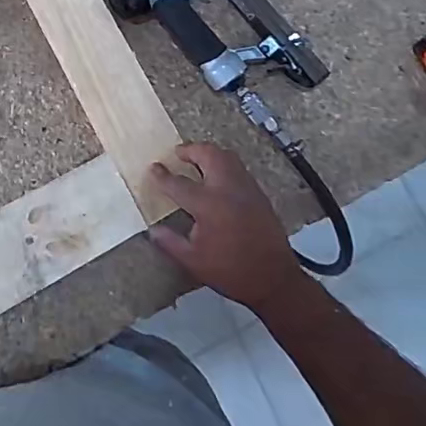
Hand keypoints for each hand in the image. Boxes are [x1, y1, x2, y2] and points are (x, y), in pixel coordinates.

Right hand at [148, 143, 309, 311]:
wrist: (273, 276)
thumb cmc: (231, 270)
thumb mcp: (193, 261)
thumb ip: (170, 242)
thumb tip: (153, 230)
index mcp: (208, 204)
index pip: (179, 183)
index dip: (163, 175)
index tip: (153, 168)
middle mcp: (227, 187)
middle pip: (208, 154)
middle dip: (191, 150)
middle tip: (179, 153)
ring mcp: (246, 187)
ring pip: (227, 157)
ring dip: (210, 153)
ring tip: (197, 160)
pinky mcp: (258, 192)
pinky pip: (238, 168)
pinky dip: (224, 163)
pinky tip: (218, 177)